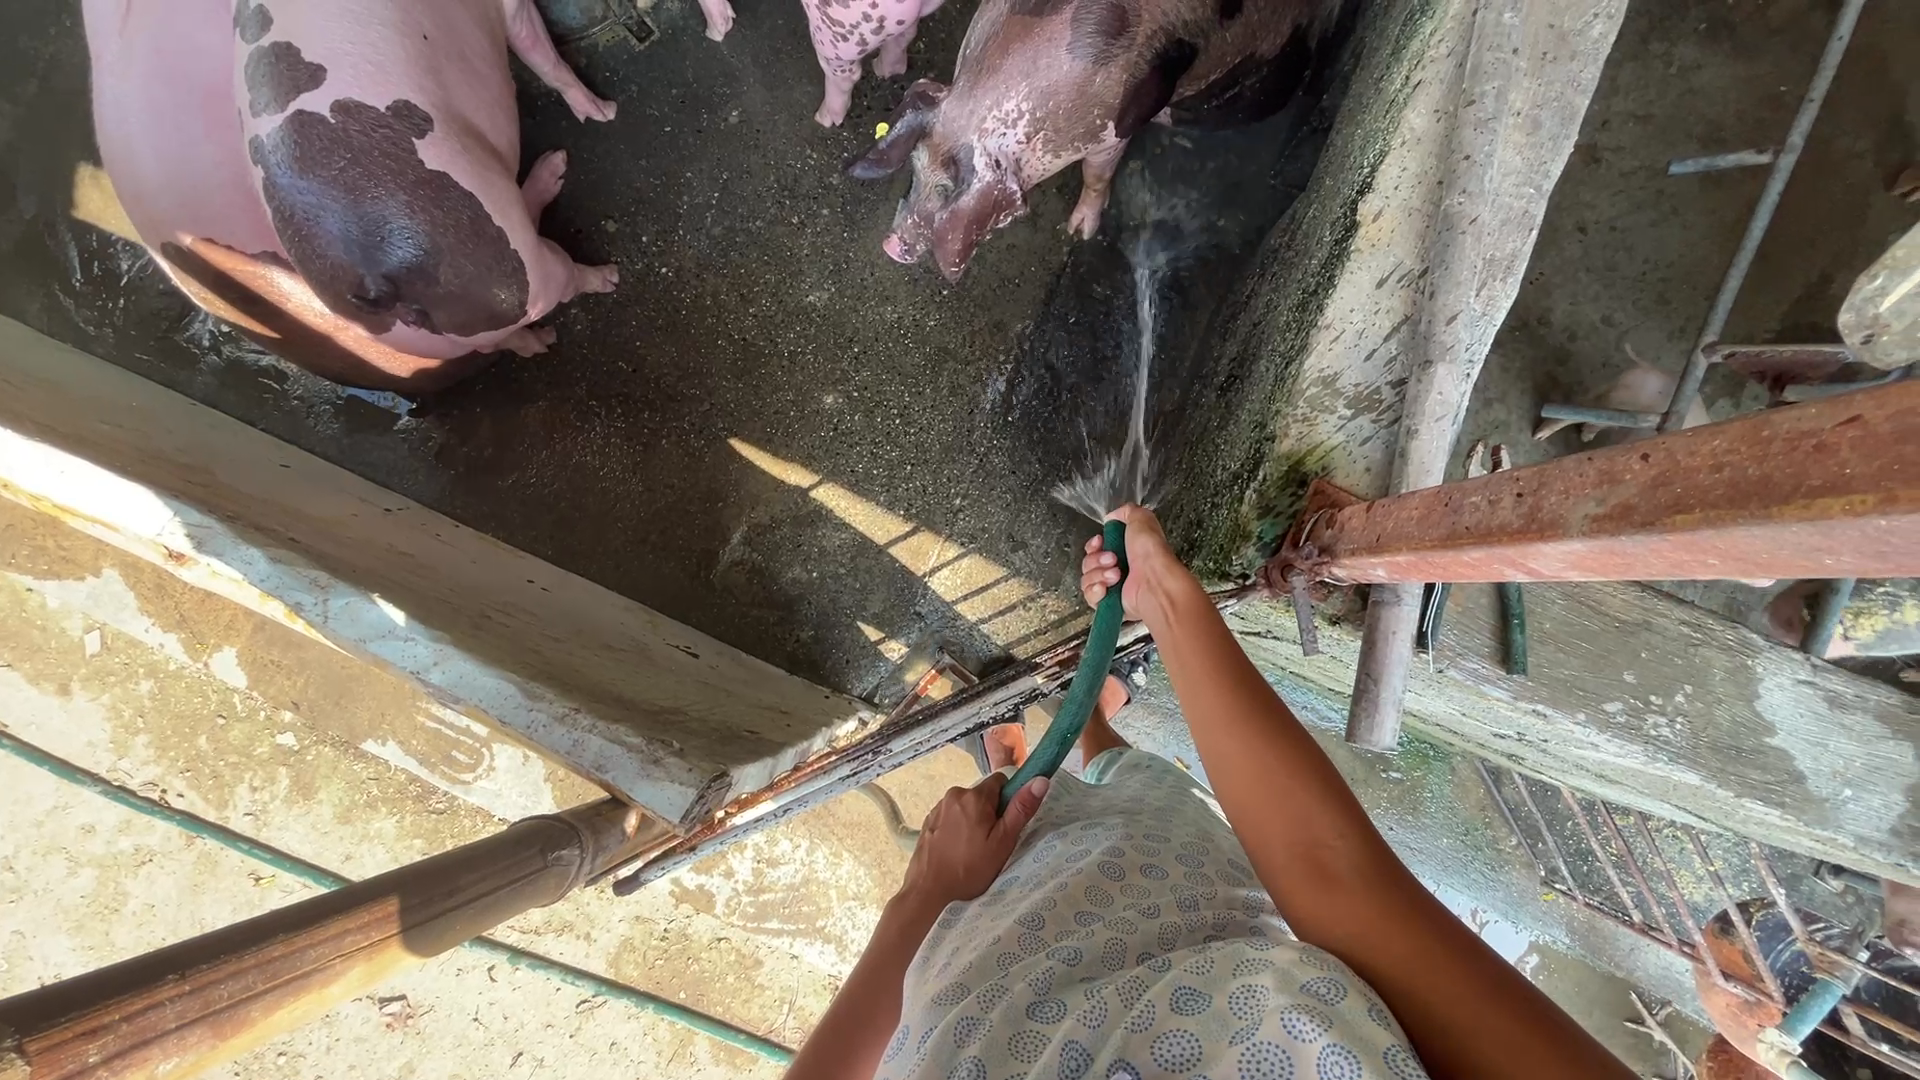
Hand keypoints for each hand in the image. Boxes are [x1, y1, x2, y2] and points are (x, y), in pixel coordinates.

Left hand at [900, 772, 1049, 908]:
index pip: (1000, 781)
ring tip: (972, 850)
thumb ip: (1021, 809)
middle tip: (990, 842)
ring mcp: (938, 807)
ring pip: (966, 806)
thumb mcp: (1002, 842)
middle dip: (989, 813)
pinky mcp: (928, 821)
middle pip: (982, 795)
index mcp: (974, 796)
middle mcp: (954, 794)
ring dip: (972, 820)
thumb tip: (1041, 779)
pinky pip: (950, 816)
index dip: (1008, 800)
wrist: (928, 891)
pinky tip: (956, 850)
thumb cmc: (970, 868)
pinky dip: (956, 827)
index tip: (1005, 823)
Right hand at [1079, 504, 1192, 623]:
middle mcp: (1118, 569)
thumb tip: (1112, 516)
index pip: (1096, 548)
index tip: (1099, 542)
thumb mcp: (1142, 520)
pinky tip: (1106, 588)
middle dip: (1096, 559)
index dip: (1093, 545)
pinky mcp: (1109, 604)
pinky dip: (1095, 591)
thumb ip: (1126, 512)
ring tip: (1116, 575)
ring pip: (1087, 579)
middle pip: (1088, 562)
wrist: (1154, 582)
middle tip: (1113, 559)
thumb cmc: (1151, 554)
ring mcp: (1113, 587)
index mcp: (1124, 551)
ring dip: (1098, 574)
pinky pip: (1090, 596)